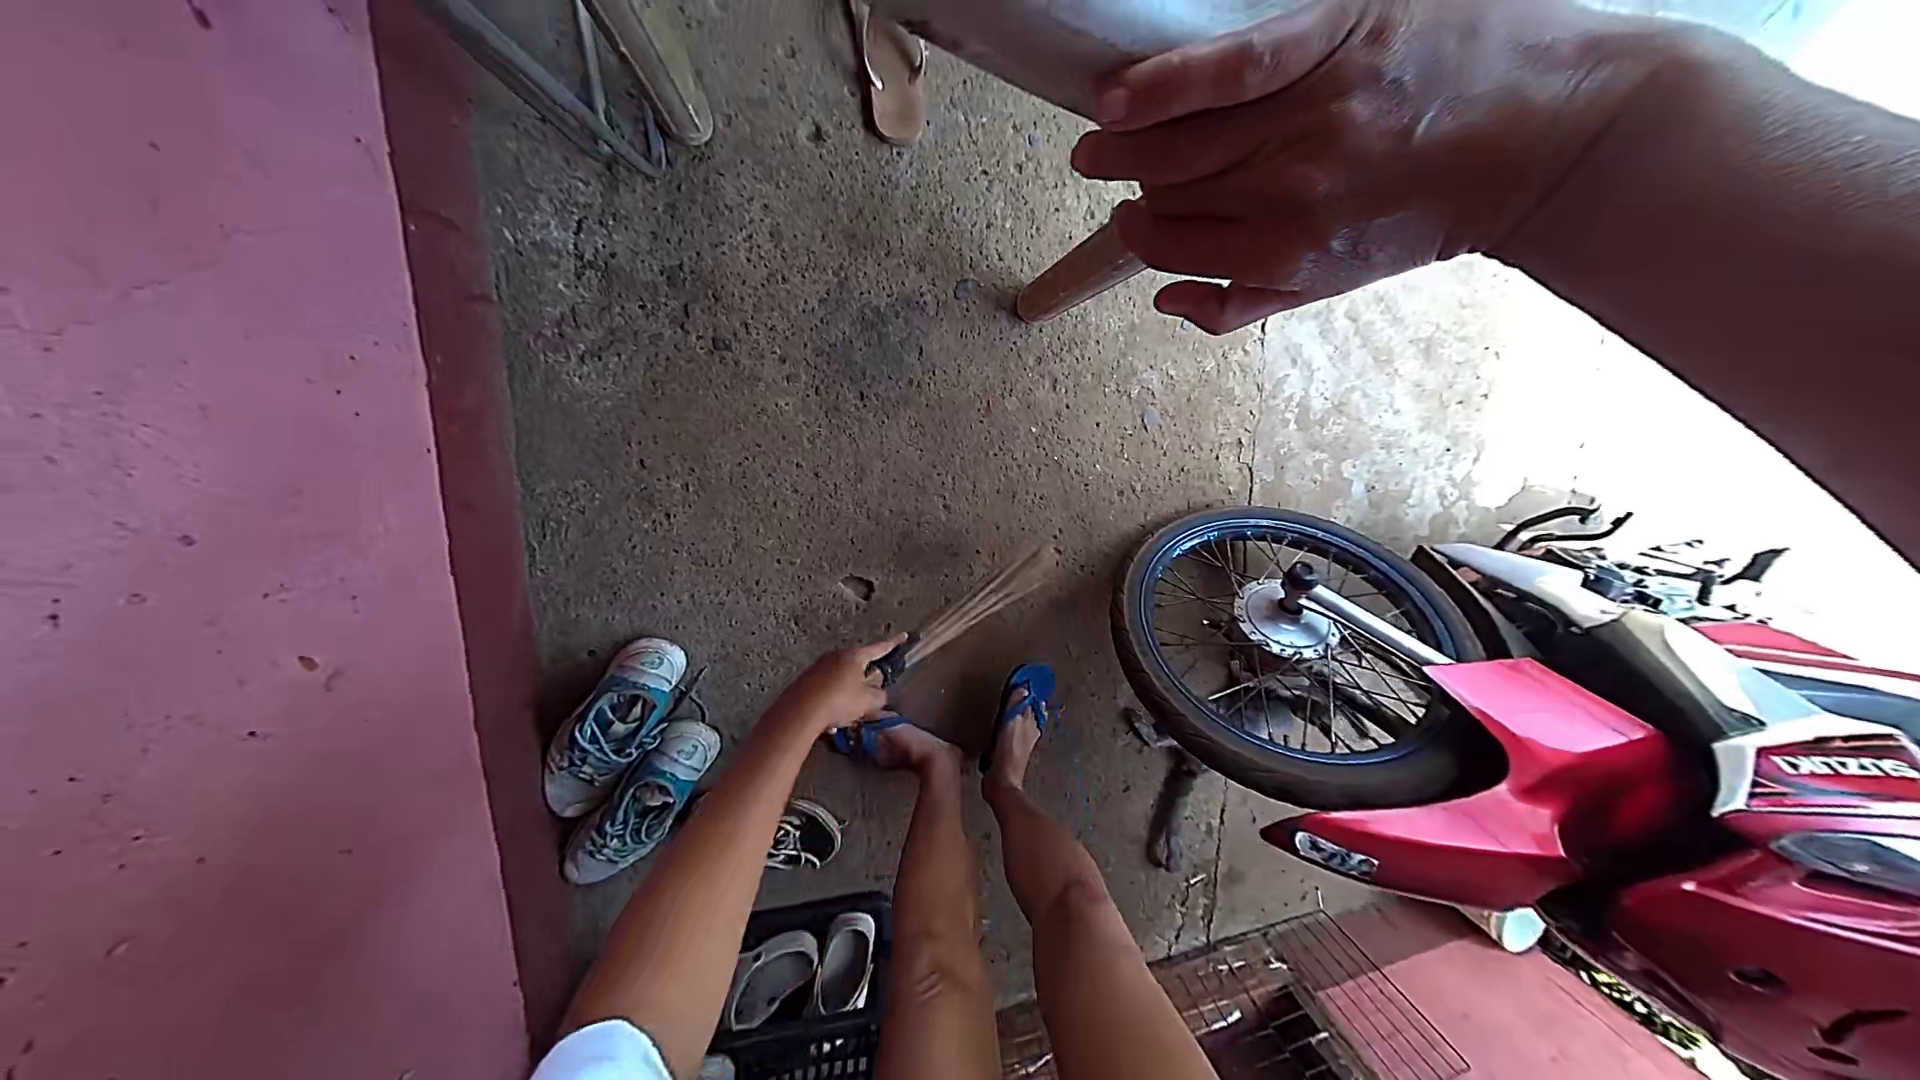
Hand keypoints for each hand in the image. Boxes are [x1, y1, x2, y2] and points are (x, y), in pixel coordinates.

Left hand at [764, 634, 905, 736]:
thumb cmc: (839, 701)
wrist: (801, 711)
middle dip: (864, 679)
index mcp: (854, 656)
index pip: (879, 648)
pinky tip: (830, 719)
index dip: (893, 643)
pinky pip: (826, 689)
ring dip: (847, 694)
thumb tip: (880, 695)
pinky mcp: (806, 680)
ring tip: (847, 715)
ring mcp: (818, 667)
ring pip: (841, 679)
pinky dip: (832, 701)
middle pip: (857, 665)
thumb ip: (880, 696)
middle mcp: (835, 656)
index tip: (903, 635)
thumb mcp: (868, 702)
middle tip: (869, 694)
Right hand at [1071, 0, 1675, 332]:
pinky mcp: (1335, 38)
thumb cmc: (1424, 218)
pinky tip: (1112, 98)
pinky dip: (1164, 84)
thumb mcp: (1327, 285)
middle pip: (1169, 191)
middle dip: (1134, 186)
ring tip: (1098, 140)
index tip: (1130, 219)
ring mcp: (1307, 118)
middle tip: (1116, 170)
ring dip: (1123, 144)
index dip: (1141, 234)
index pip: (1171, 246)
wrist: (1547, 138)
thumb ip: (1238, 305)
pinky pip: (1227, 68)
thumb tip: (1163, 302)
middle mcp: (1285, 195)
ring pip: (1181, 139)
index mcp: (1280, 257)